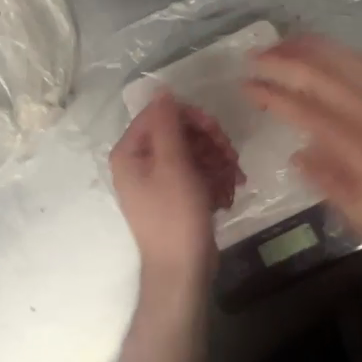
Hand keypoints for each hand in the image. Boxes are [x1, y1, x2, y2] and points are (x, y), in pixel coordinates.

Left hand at [109, 91, 218, 290]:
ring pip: (193, 152)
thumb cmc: (175, 217)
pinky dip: (215, 180)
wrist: (182, 273)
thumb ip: (167, 124)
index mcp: (129, 152)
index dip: (191, 117)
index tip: (215, 130)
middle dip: (209, 142)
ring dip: (217, 161)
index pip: (160, 114)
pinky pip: (197, 174)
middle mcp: (139, 162)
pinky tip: (228, 193)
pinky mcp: (177, 196)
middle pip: (179, 132)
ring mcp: (159, 180)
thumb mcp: (173, 165)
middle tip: (230, 156)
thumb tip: (159, 89)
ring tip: (232, 179)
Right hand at [244, 35, 361, 268]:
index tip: (245, 86)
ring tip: (280, 43)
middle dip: (284, 61)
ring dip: (310, 47)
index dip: (273, 95)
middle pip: (323, 75)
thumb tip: (297, 154)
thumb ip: (329, 183)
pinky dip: (340, 50)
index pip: (307, 110)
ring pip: (345, 60)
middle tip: (252, 57)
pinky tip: (324, 51)